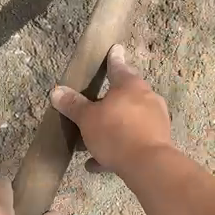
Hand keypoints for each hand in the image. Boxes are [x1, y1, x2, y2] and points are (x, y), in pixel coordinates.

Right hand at [50, 44, 175, 177]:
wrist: (148, 164)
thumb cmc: (116, 132)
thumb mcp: (88, 119)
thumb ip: (73, 105)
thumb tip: (56, 91)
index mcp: (130, 85)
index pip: (118, 67)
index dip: (113, 59)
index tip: (116, 49)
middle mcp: (146, 98)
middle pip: (125, 94)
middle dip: (109, 100)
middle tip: (96, 102)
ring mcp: (154, 120)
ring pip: (128, 120)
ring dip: (111, 129)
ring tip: (91, 142)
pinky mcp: (157, 141)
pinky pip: (132, 141)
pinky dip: (116, 149)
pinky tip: (97, 164)